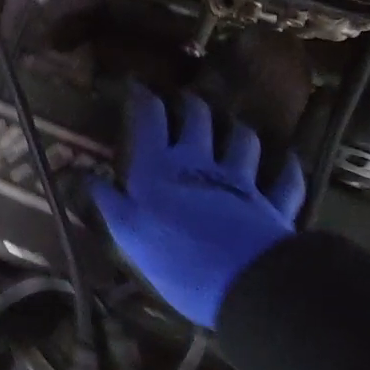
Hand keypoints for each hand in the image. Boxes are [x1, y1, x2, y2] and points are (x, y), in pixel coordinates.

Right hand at [91, 82, 304, 327]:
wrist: (245, 284)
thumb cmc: (174, 257)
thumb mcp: (126, 233)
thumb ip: (107, 200)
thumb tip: (82, 174)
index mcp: (159, 167)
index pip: (150, 119)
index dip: (143, 98)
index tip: (138, 84)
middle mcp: (200, 163)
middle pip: (198, 120)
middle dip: (191, 105)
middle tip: (186, 100)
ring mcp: (242, 182)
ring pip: (243, 141)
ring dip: (236, 130)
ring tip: (232, 125)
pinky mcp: (274, 205)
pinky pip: (285, 180)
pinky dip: (286, 167)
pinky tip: (287, 160)